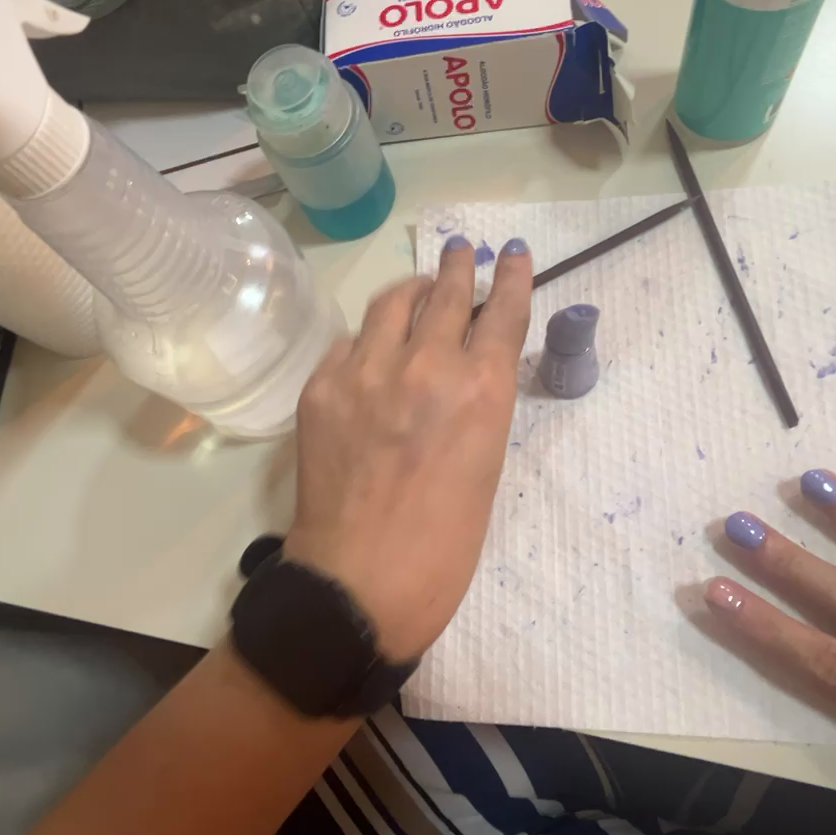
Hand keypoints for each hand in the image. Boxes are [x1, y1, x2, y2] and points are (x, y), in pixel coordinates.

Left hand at [285, 235, 533, 662]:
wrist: (359, 583)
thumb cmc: (444, 546)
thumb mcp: (485, 465)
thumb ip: (478, 404)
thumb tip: (465, 369)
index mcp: (480, 391)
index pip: (502, 311)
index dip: (512, 276)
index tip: (514, 253)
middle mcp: (425, 365)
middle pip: (448, 292)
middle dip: (461, 266)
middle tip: (464, 250)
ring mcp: (366, 371)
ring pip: (393, 301)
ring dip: (415, 288)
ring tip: (421, 286)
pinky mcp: (322, 386)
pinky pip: (349, 342)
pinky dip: (368, 339)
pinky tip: (371, 350)